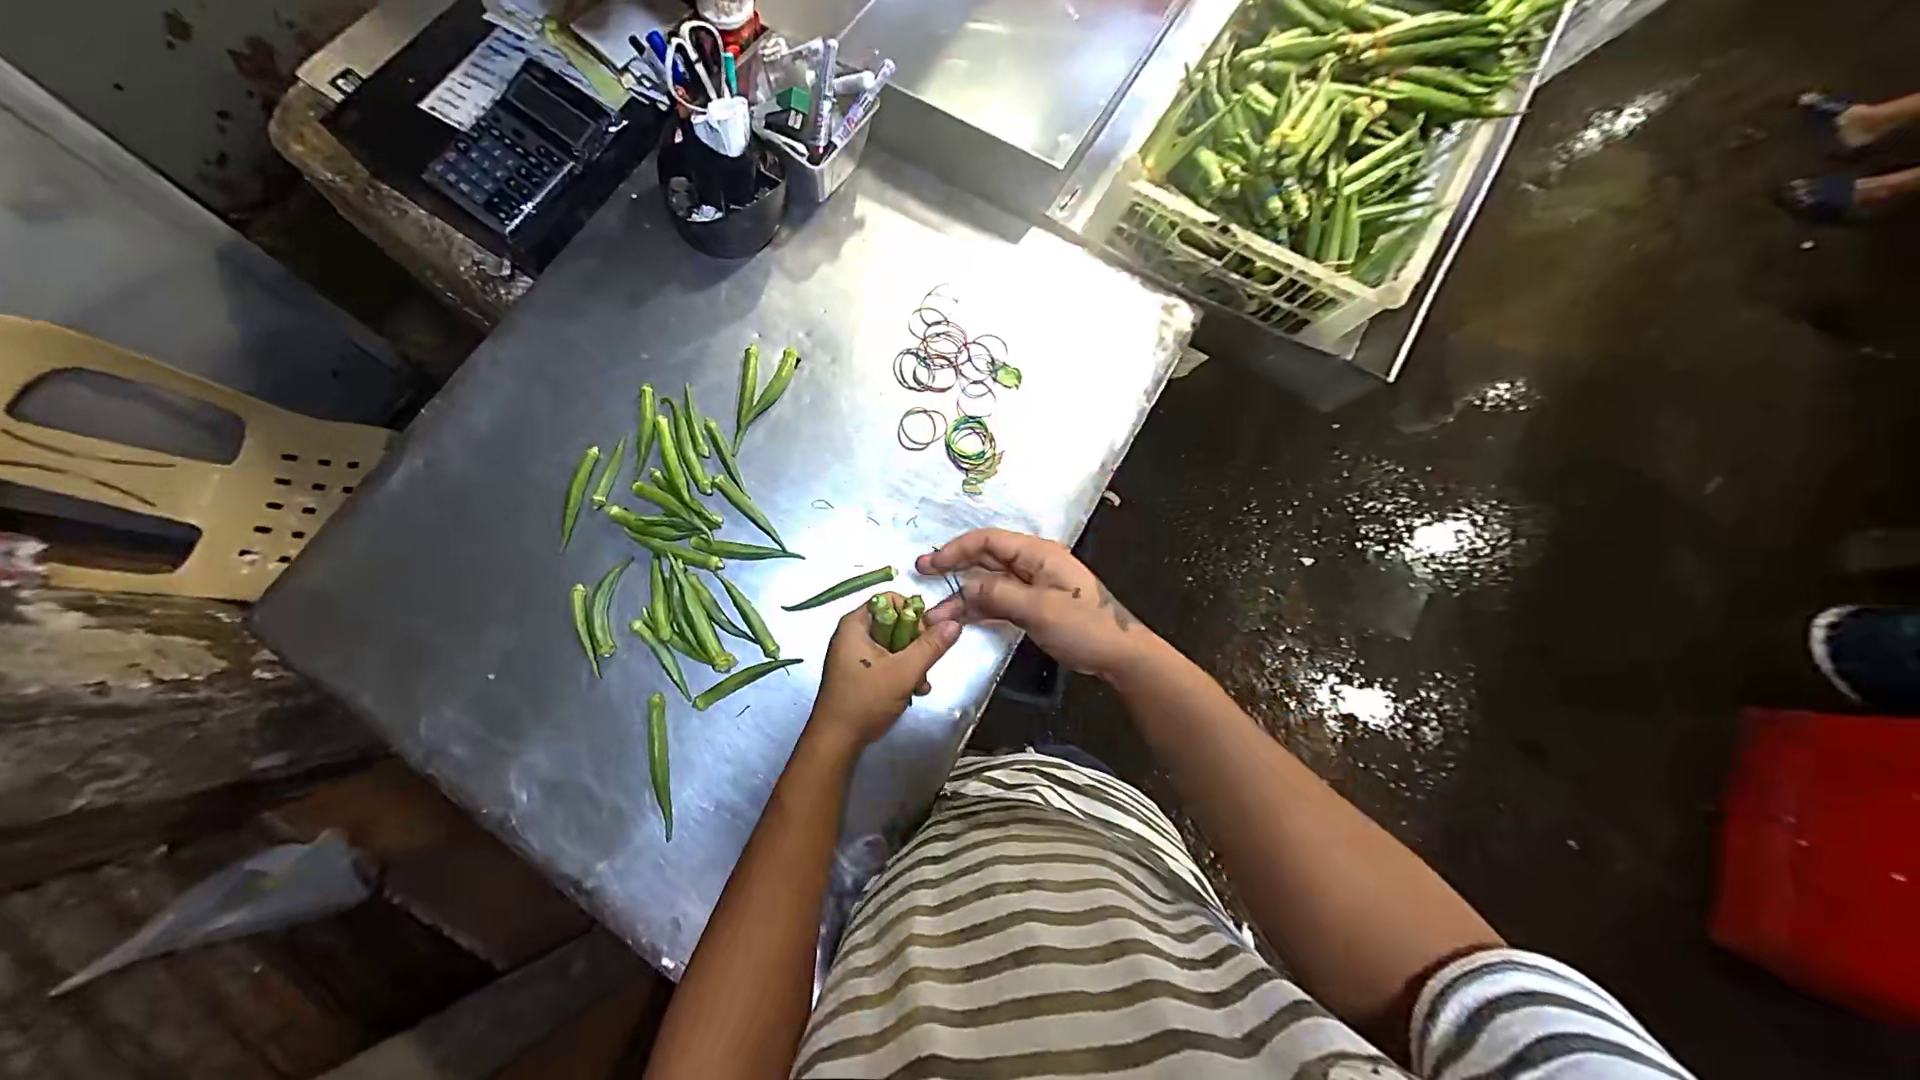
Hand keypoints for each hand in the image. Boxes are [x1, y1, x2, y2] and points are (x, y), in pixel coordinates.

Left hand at [807, 593, 960, 749]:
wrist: (837, 741)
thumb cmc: (865, 700)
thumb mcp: (904, 672)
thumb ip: (931, 646)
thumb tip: (954, 623)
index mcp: (855, 624)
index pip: (890, 600)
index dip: (912, 614)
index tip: (924, 636)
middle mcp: (853, 634)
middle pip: (895, 623)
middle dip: (915, 645)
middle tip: (923, 665)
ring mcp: (855, 655)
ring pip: (894, 645)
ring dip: (912, 663)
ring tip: (919, 684)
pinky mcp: (859, 673)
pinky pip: (887, 661)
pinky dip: (901, 673)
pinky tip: (912, 691)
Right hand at [918, 529, 1160, 683]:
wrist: (1119, 655)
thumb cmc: (1085, 626)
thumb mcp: (1039, 609)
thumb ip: (999, 593)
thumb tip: (966, 585)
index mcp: (1038, 554)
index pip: (989, 541)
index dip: (957, 549)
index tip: (931, 563)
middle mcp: (1032, 565)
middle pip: (986, 560)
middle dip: (954, 570)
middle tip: (922, 577)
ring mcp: (1032, 586)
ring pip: (989, 584)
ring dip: (963, 597)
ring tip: (935, 614)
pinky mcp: (1033, 607)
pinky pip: (999, 602)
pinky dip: (979, 609)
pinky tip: (958, 619)